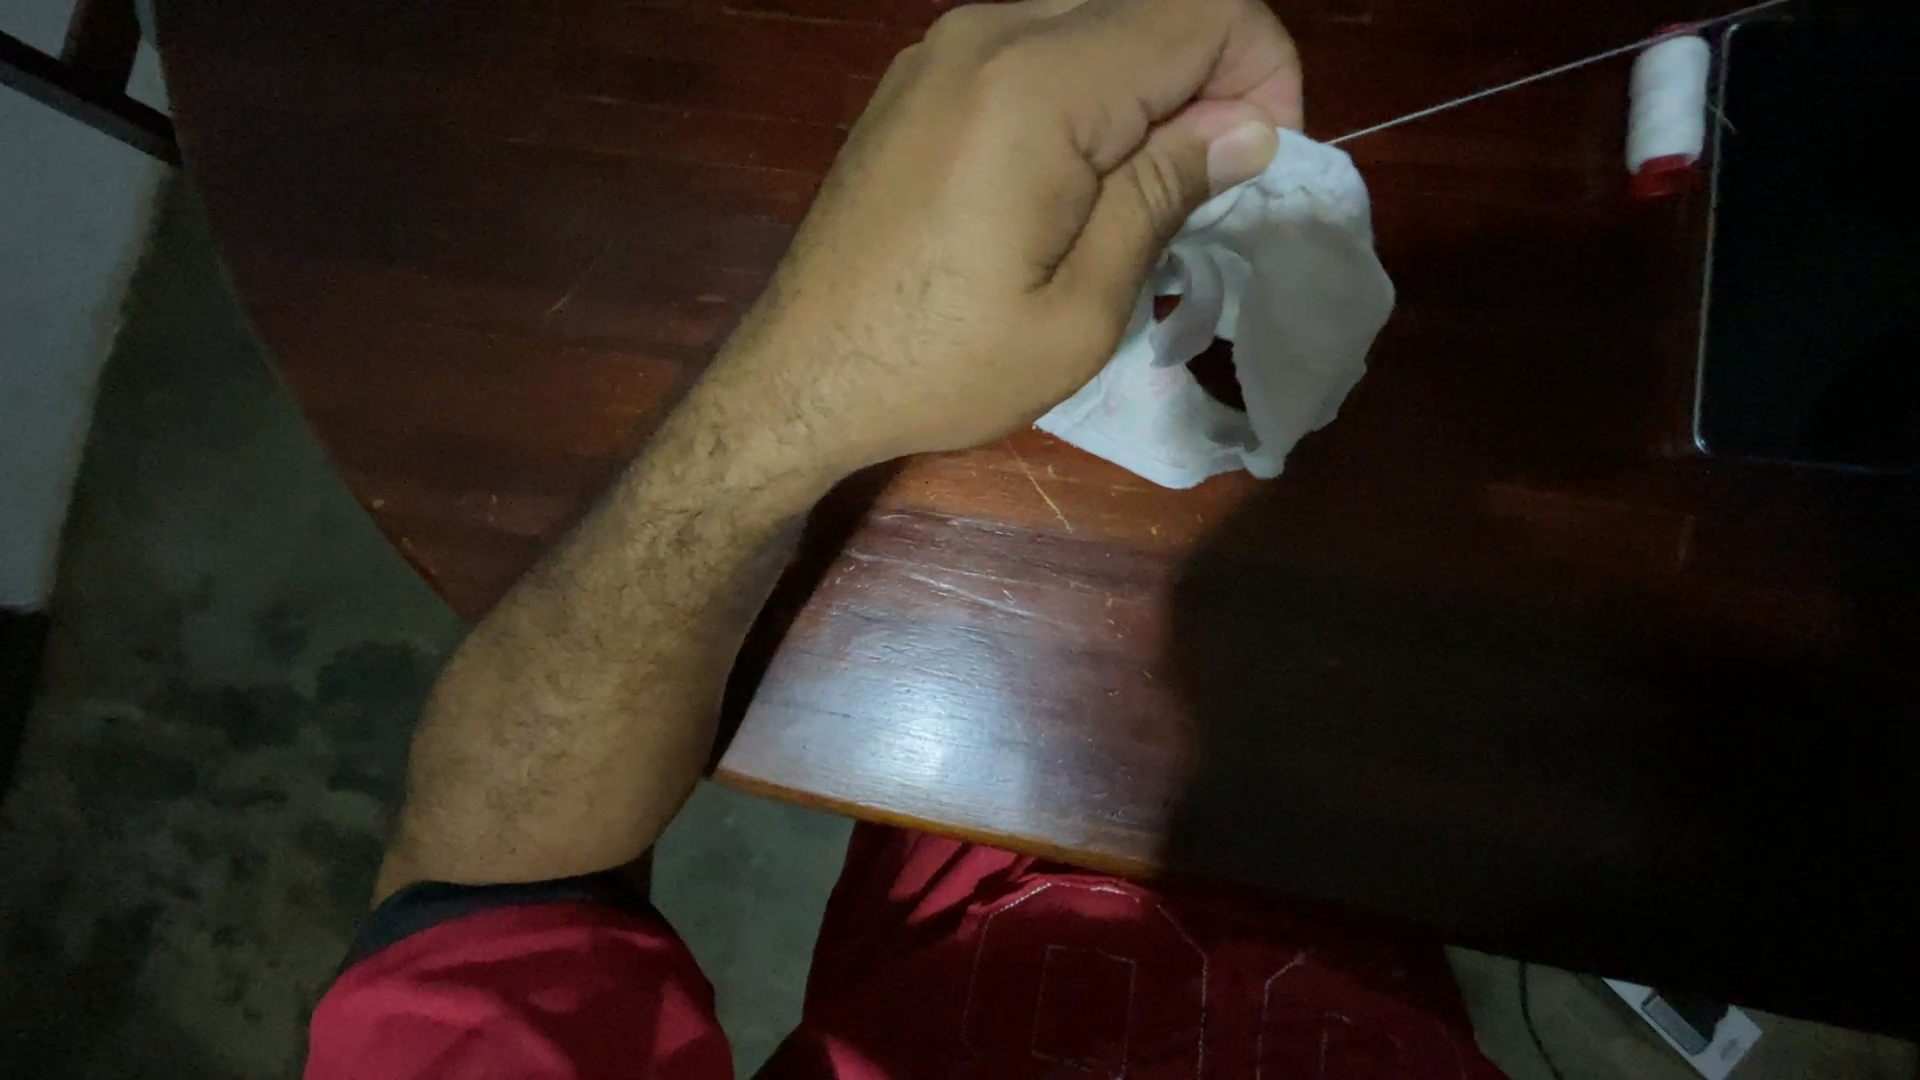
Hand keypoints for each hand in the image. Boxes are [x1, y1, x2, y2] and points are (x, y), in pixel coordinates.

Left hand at [711, 0, 1302, 474]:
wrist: (803, 378)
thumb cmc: (943, 368)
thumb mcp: (1078, 313)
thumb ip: (1161, 197)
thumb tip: (1243, 129)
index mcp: (1037, 86)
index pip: (1206, 13)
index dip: (1263, 77)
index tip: (1257, 165)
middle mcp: (985, 33)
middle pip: (1146, 7)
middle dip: (1204, 83)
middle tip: (1198, 190)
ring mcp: (937, 52)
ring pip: (1087, 26)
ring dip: (1137, 94)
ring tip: (1131, 196)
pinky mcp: (913, 85)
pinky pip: (1025, 56)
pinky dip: (1075, 98)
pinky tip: (1064, 179)